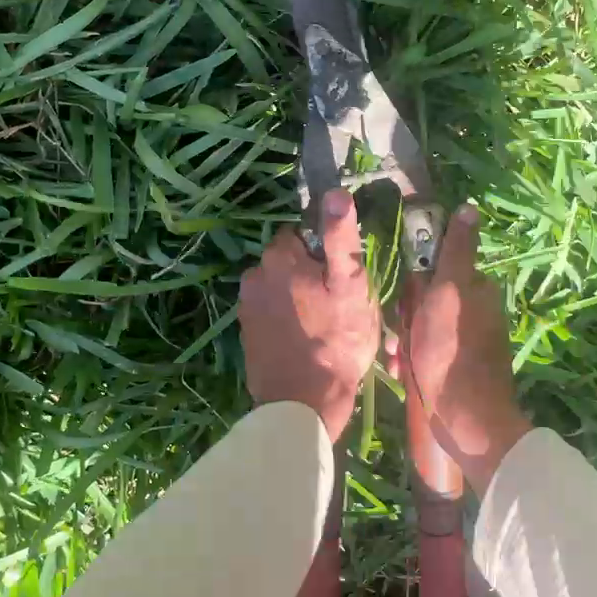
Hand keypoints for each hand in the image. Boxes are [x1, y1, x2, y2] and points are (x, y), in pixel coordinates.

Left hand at [239, 189, 380, 439]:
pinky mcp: (248, 334)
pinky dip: (292, 320)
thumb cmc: (335, 340)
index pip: (305, 233)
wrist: (303, 404)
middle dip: (314, 275)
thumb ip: (341, 237)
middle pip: (293, 261)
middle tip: (341, 304)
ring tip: (329, 326)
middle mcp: (254, 275)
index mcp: (277, 257)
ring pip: (285, 288)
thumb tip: (335, 193)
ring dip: (303, 299)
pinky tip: (311, 341)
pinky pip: (276, 313)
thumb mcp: (349, 284)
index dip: (327, 253)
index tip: (344, 278)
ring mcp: (247, 307)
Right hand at [393, 205, 530, 494]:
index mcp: (476, 289)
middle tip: (397, 333)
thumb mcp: (450, 291)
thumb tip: (469, 208)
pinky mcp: (457, 367)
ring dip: (405, 339)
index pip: (436, 269)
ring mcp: (466, 341)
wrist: (467, 420)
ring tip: (397, 358)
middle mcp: (475, 311)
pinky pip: (426, 352)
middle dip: (406, 315)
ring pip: (422, 327)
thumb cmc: (451, 351)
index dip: (415, 281)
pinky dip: (412, 360)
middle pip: (426, 298)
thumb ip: (457, 251)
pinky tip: (402, 372)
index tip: (402, 297)